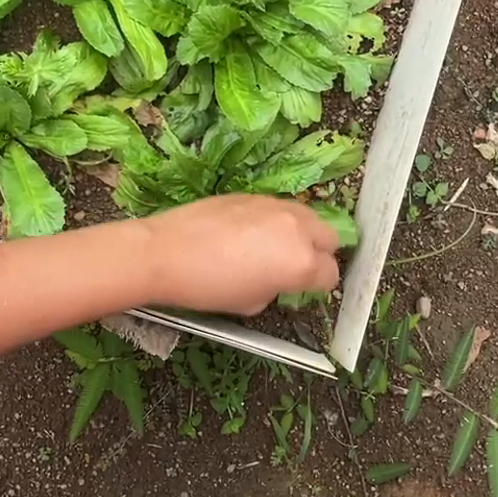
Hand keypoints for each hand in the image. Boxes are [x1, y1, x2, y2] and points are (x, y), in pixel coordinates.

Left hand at [133, 194, 339, 315]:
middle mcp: (296, 227)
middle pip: (328, 237)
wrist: (167, 252)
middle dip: (318, 253)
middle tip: (295, 267)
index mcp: (301, 261)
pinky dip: (276, 220)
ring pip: (306, 215)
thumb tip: (279, 278)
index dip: (318, 285)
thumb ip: (279, 288)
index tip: (302, 289)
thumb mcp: (253, 302)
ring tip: (275, 248)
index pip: (330, 273)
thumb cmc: (209, 287)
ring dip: (301, 232)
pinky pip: (278, 207)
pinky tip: (250, 233)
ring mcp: (274, 205)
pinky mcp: (251, 193)